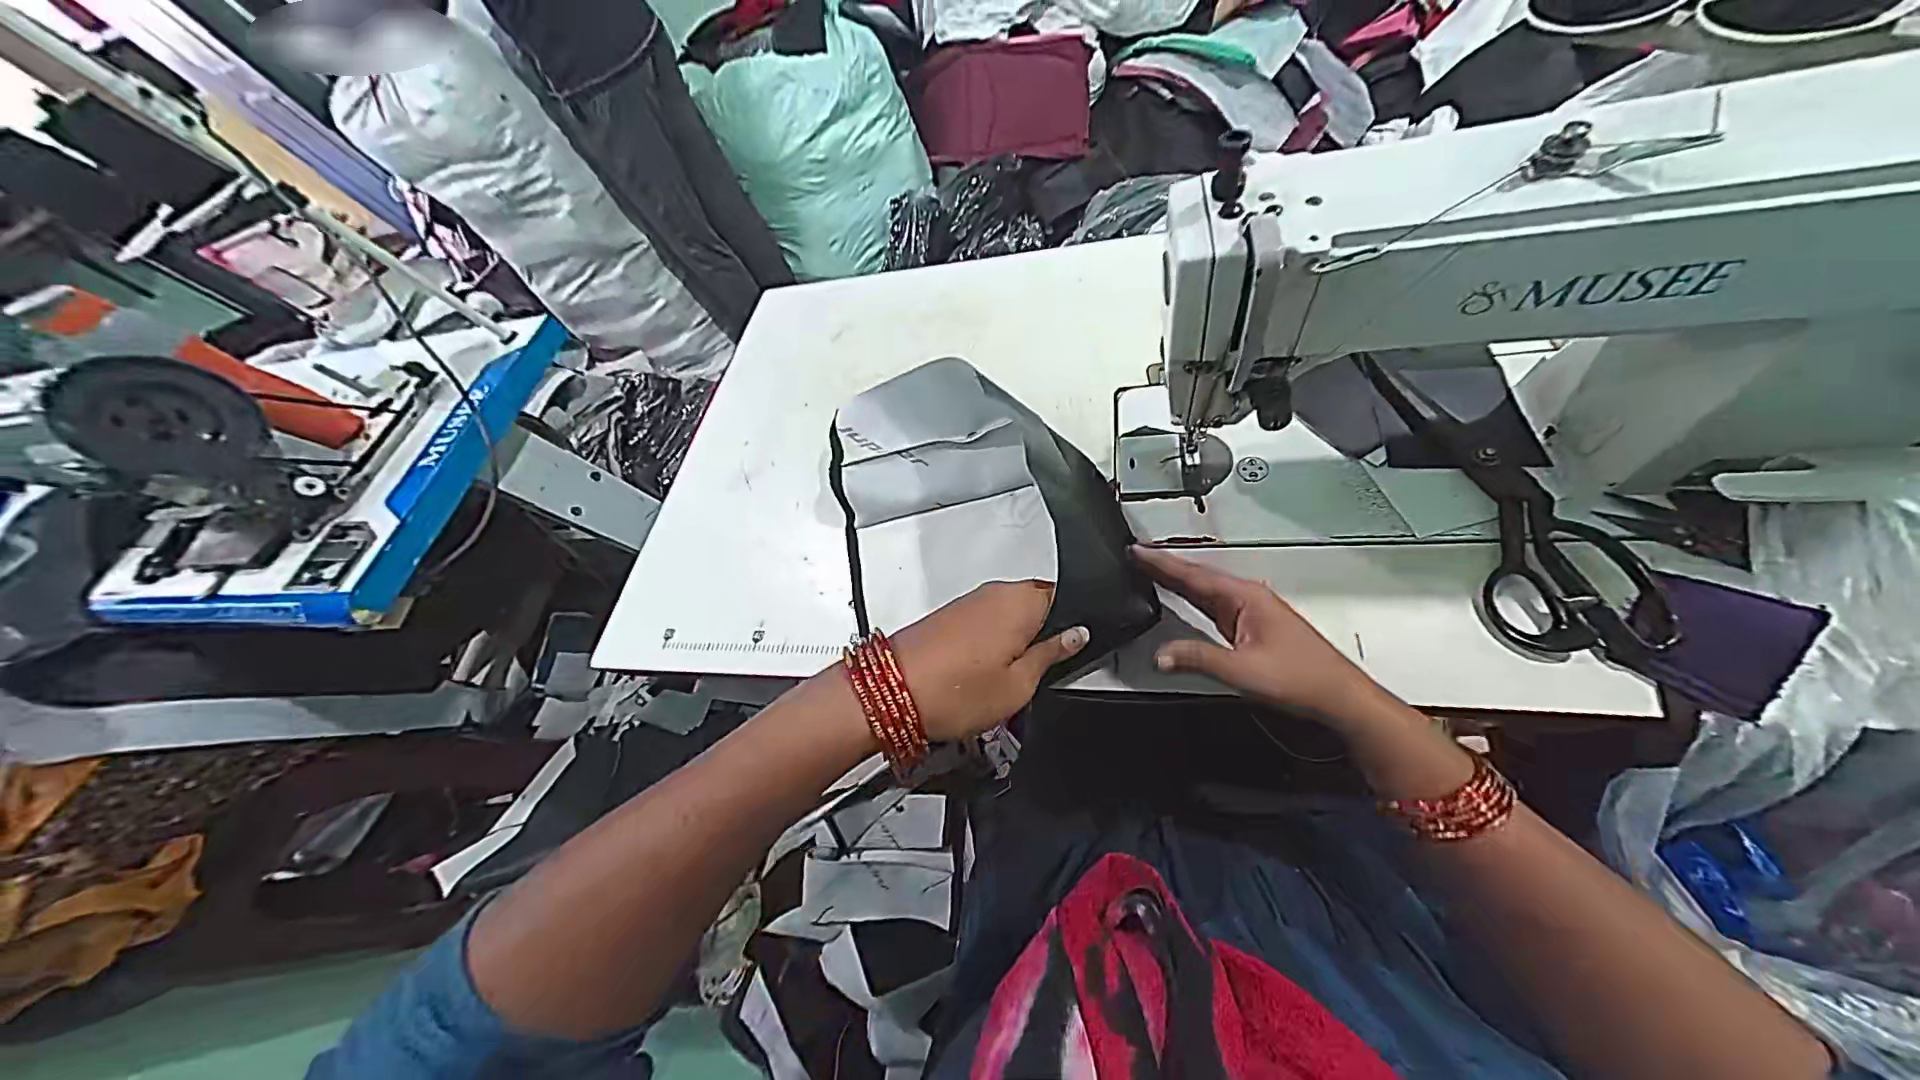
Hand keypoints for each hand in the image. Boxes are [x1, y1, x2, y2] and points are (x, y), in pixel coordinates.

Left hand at [888, 581, 1088, 740]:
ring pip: (1008, 617)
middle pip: (1035, 607)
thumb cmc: (949, 691)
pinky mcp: (950, 615)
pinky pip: (984, 624)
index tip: (1064, 655)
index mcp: (1021, 601)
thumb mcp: (1019, 686)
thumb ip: (1052, 655)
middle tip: (1030, 676)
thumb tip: (1075, 637)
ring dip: (1011, 644)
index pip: (1064, 598)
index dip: (1070, 628)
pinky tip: (977, 675)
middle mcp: (995, 593)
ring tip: (997, 681)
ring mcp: (969, 602)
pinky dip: (987, 646)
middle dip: (1038, 638)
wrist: (890, 693)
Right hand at [1133, 546, 1380, 721]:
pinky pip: (1211, 605)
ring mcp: (1249, 611)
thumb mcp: (1243, 670)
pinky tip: (1181, 598)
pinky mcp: (1249, 626)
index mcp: (1246, 597)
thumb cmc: (1305, 678)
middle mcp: (1248, 598)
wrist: (1338, 696)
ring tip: (1149, 571)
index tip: (1138, 552)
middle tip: (1136, 556)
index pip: (1193, 574)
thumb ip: (1198, 659)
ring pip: (1204, 589)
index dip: (1161, 563)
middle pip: (1197, 577)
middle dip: (1164, 566)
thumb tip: (1163, 654)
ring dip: (1176, 580)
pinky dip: (1190, 597)